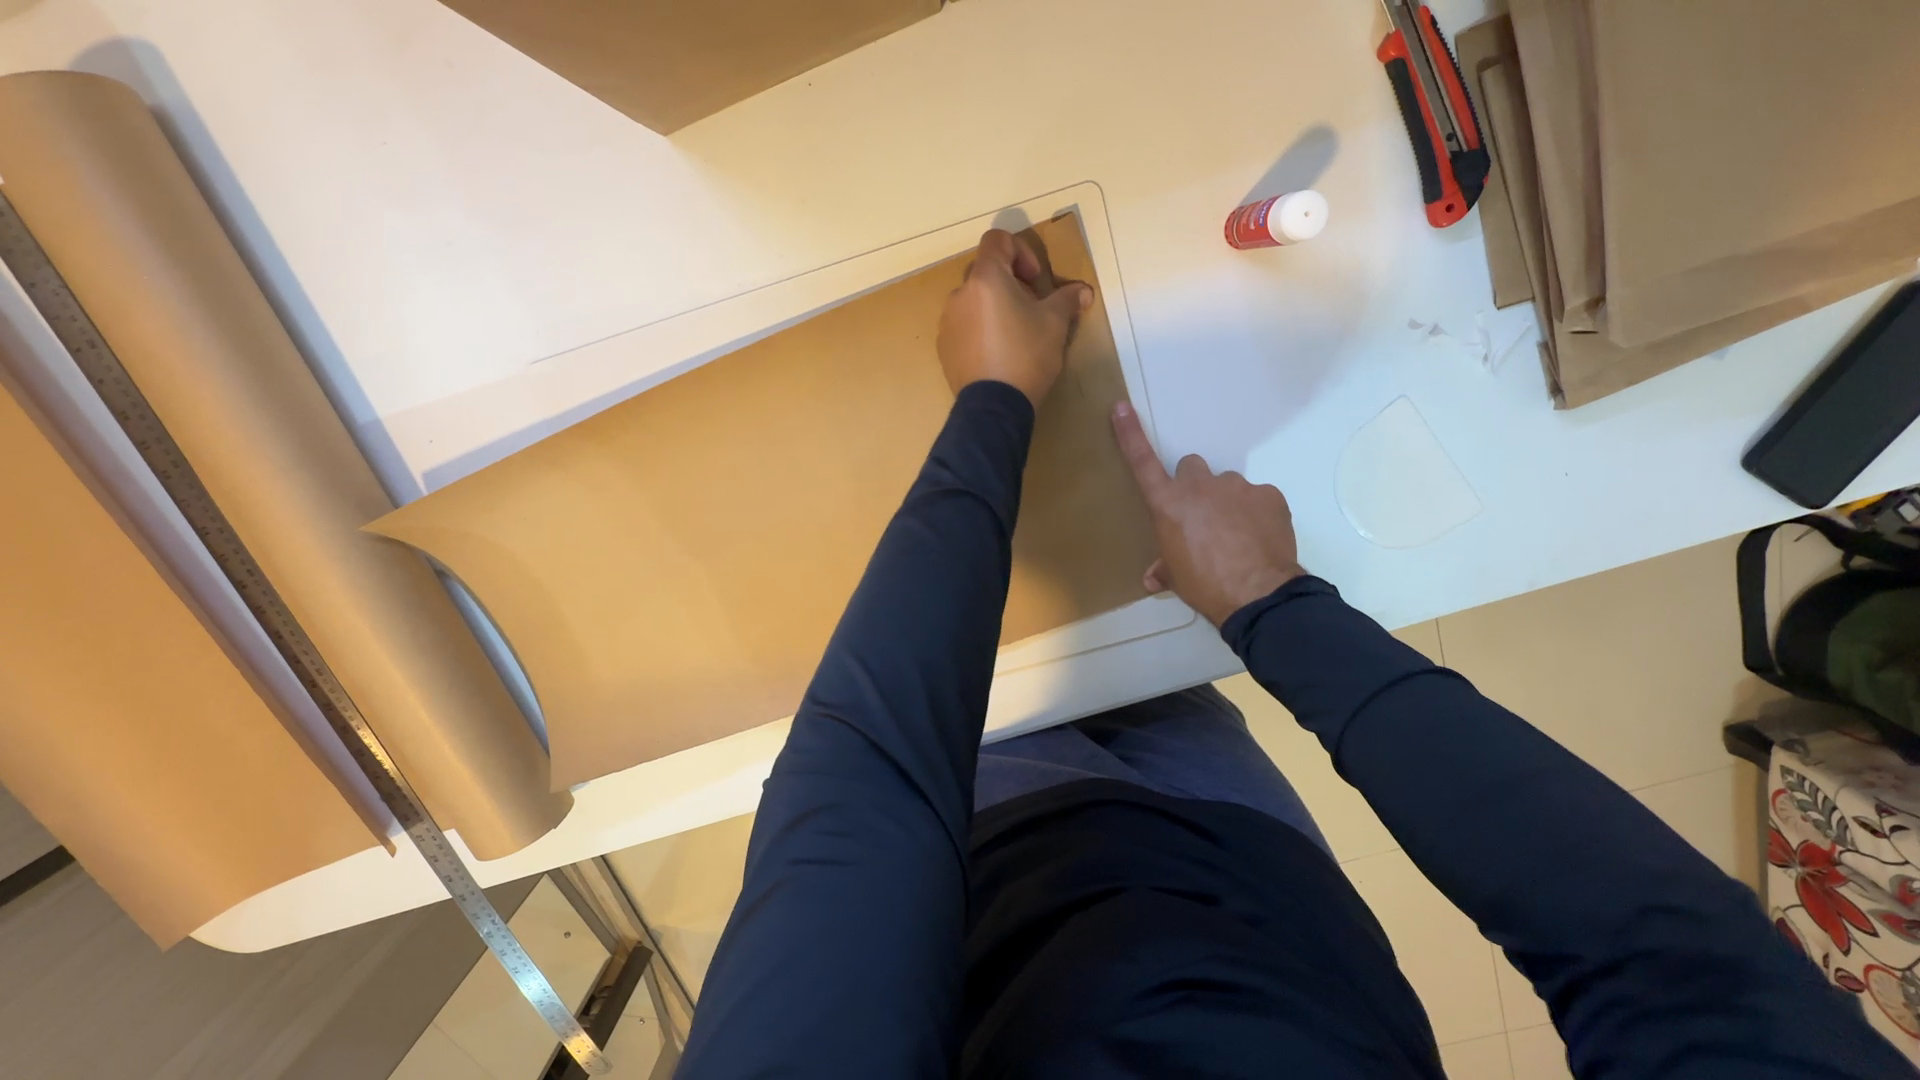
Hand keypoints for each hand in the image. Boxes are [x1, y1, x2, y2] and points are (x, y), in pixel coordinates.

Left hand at [937, 228, 1093, 407]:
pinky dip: (981, 330)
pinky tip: (998, 355)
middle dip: (1010, 284)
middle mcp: (960, 294)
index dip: (1021, 250)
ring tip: (1015, 336)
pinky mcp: (944, 347)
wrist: (994, 406)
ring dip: (995, 308)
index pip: (997, 240)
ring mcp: (948, 322)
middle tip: (1031, 310)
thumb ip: (1068, 300)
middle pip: (985, 272)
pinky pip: (964, 326)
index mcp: (985, 279)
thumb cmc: (1026, 355)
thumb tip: (1084, 292)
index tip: (1034, 280)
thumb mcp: (1055, 324)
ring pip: (974, 301)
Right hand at [1112, 401, 1304, 625]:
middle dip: (1195, 486)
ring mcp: (1236, 487)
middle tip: (1203, 517)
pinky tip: (1259, 538)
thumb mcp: (1178, 579)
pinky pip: (1259, 498)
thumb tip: (1153, 578)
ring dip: (1228, 502)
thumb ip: (1164, 569)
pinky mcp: (1268, 495)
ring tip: (1237, 535)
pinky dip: (1257, 513)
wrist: (1258, 594)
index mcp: (1168, 504)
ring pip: (1227, 485)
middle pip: (1191, 468)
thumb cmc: (1205, 586)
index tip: (1122, 408)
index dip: (1130, 434)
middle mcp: (1199, 487)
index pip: (1143, 462)